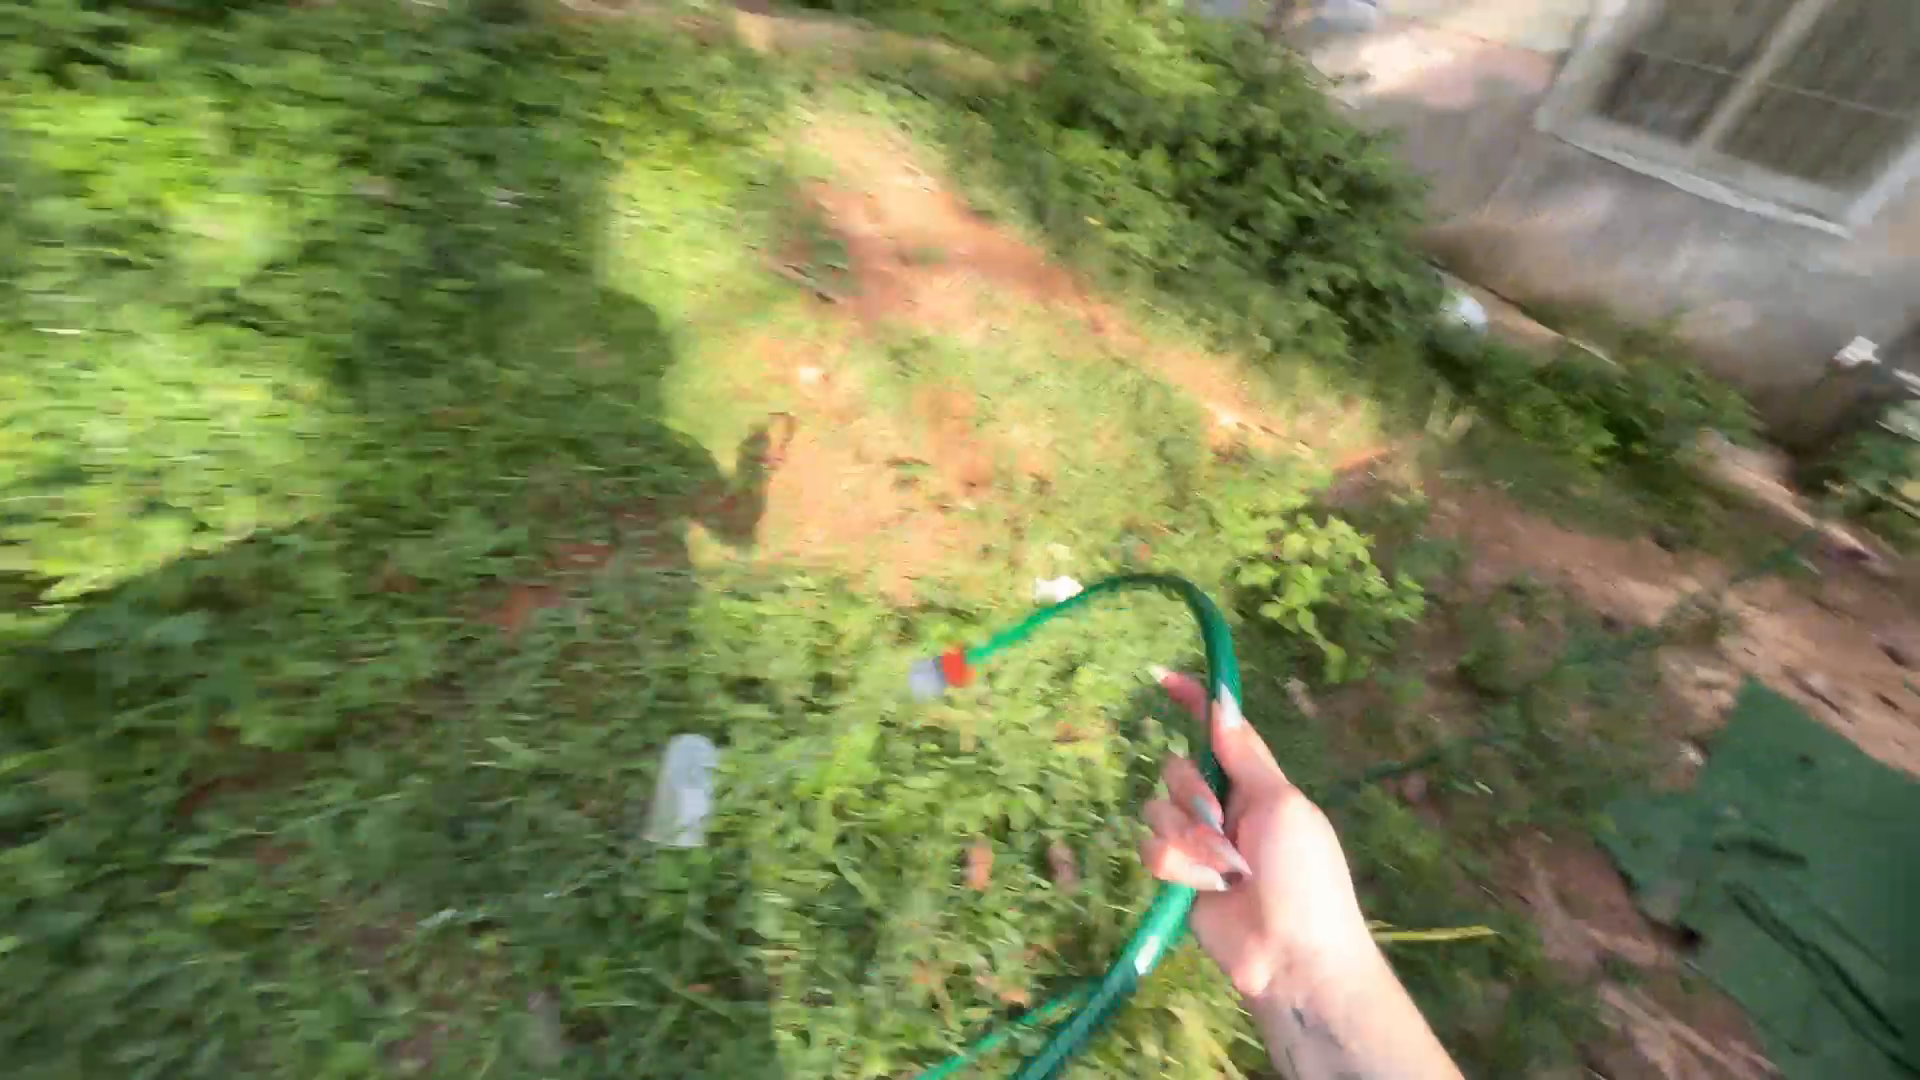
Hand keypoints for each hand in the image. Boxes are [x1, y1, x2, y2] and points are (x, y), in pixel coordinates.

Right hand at [1138, 670, 1376, 1000]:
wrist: (1292, 957)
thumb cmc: (1303, 875)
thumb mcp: (1282, 804)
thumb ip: (1244, 753)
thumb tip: (1223, 700)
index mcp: (1251, 783)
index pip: (1215, 731)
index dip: (1192, 702)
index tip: (1162, 678)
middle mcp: (1219, 806)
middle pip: (1176, 769)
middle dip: (1194, 796)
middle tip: (1223, 825)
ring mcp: (1195, 841)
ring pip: (1157, 809)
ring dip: (1189, 838)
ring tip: (1223, 870)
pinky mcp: (1176, 873)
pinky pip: (1152, 848)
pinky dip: (1178, 866)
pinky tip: (1205, 887)